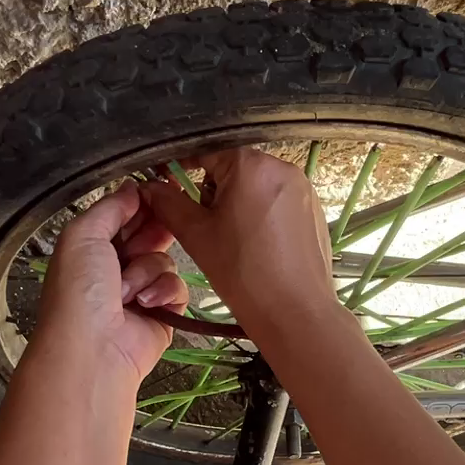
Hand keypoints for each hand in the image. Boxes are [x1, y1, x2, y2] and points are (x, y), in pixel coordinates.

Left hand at [35, 183, 189, 383]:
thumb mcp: (82, 235)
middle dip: (149, 236)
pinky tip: (145, 305)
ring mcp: (142, 291)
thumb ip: (110, 207)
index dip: (142, 205)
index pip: (127, 216)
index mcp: (94, 247)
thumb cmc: (80, 291)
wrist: (93, 348)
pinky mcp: (164, 313)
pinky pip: (179, 288)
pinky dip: (163, 292)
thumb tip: (133, 188)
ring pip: (166, 260)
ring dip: (148, 271)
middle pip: (152, 235)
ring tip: (126, 292)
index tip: (157, 194)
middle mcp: (118, 267)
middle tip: (140, 244)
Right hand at [136, 148, 336, 336]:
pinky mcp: (313, 210)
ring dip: (237, 203)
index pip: (205, 151)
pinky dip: (261, 216)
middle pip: (233, 167)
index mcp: (251, 165)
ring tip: (232, 240)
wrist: (295, 313)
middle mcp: (282, 168)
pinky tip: (256, 246)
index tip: (167, 180)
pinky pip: (278, 202)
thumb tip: (151, 187)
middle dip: (213, 190)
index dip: (181, 166)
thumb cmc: (246, 275)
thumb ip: (168, 204)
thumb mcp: (197, 236)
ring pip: (256, 185)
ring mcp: (302, 189)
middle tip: (205, 225)